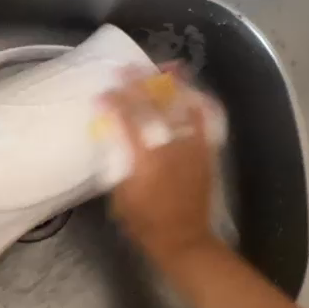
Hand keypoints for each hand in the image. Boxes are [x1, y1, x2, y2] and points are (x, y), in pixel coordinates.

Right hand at [101, 71, 223, 266]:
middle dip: (137, 85)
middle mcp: (168, 148)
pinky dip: (199, 105)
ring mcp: (191, 148)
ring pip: (181, 108)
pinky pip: (205, 122)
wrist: (185, 240)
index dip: (113, 103)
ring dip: (170, 87)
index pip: (126, 120)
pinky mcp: (206, 153)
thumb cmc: (145, 223)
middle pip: (152, 107)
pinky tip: (193, 92)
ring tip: (164, 68)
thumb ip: (118, 164)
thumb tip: (114, 138)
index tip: (102, 94)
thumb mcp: (120, 196)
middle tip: (126, 69)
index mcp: (143, 159)